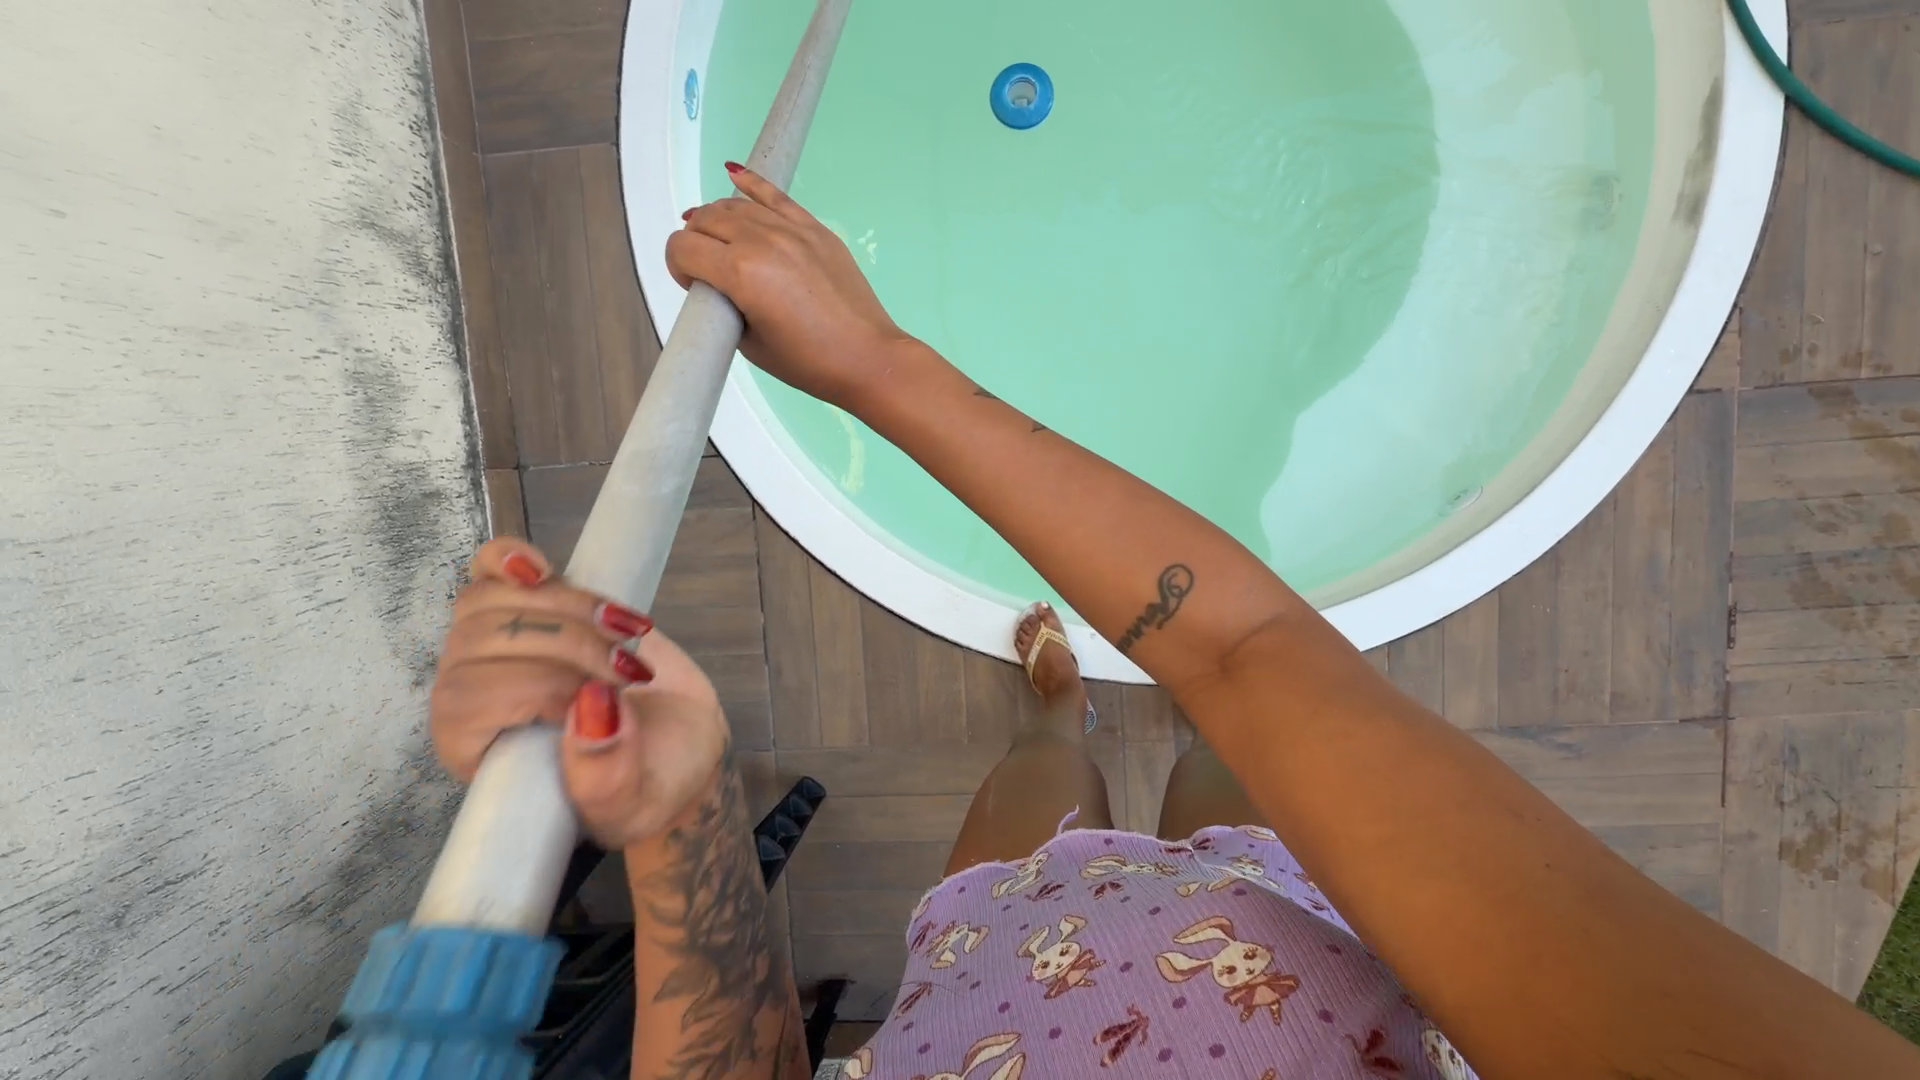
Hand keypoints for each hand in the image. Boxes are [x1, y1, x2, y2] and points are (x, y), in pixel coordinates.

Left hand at [429, 538, 729, 847]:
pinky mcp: (530, 605)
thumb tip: (592, 709)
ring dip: (570, 607)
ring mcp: (498, 647)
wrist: (677, 739)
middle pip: (484, 642)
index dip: (539, 687)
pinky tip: (542, 569)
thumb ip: (609, 775)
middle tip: (633, 673)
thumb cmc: (652, 779)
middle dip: (572, 647)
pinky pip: (491, 568)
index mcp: (481, 752)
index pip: (472, 701)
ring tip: (627, 634)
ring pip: (493, 600)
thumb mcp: (638, 799)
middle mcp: (474, 698)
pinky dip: (512, 560)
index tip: (607, 699)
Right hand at [668, 164, 915, 408]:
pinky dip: (751, 183)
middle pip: (704, 220)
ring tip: (719, 242)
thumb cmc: (811, 363)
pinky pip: (776, 196)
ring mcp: (793, 231)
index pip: (683, 248)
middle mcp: (763, 242)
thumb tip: (715, 284)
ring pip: (735, 206)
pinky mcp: (816, 230)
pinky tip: (733, 173)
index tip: (692, 287)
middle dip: (695, 243)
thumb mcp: (751, 345)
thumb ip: (724, 306)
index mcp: (741, 273)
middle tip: (706, 271)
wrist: (867, 358)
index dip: (677, 268)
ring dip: (717, 220)